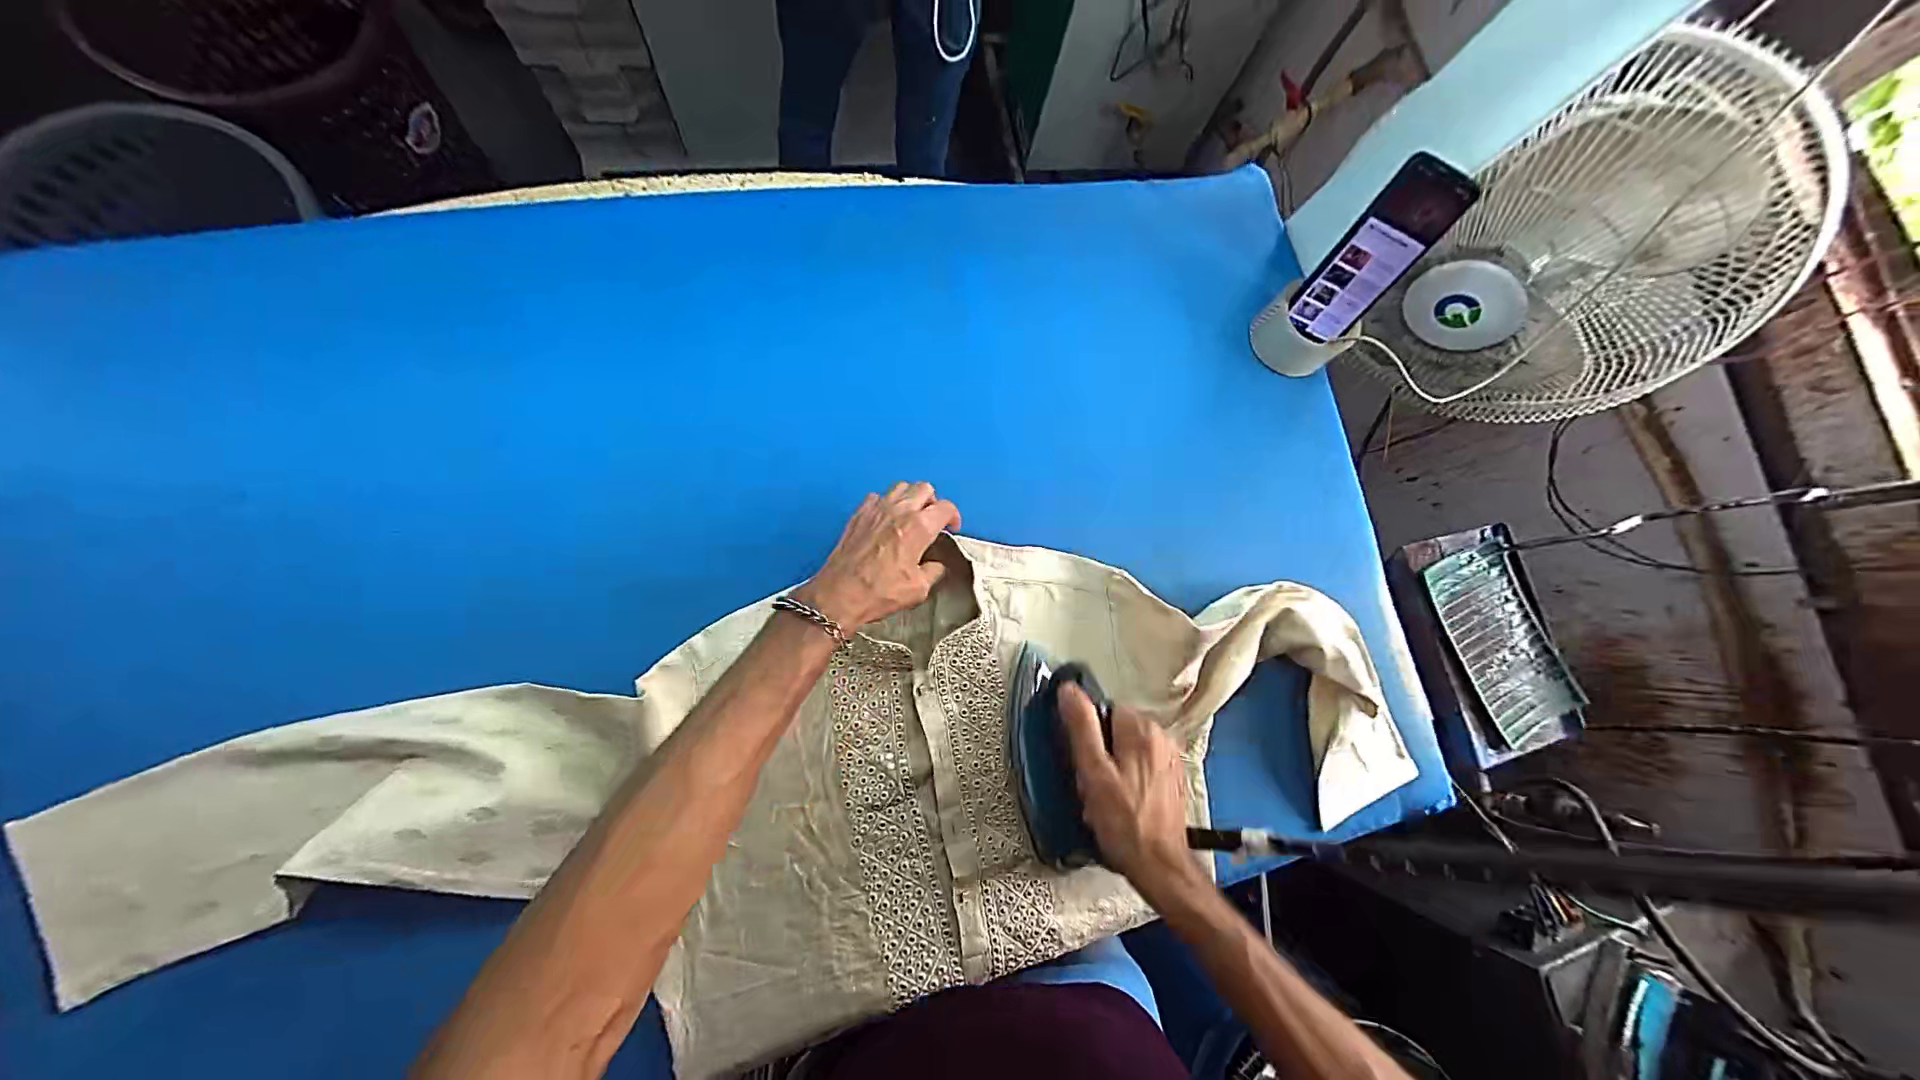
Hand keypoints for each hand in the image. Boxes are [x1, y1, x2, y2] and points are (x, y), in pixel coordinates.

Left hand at [794, 482, 961, 629]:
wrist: (840, 594)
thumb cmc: (878, 592)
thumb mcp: (918, 589)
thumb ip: (933, 571)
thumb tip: (936, 566)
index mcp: (919, 527)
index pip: (945, 507)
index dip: (953, 516)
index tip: (951, 526)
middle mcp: (898, 511)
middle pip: (925, 488)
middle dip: (933, 502)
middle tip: (933, 519)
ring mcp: (876, 509)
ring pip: (901, 487)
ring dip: (911, 497)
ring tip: (911, 515)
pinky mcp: (858, 515)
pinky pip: (877, 497)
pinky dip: (886, 503)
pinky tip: (886, 519)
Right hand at [1058, 682, 1205, 901]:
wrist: (1160, 866)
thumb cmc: (1125, 824)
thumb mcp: (1093, 773)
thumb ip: (1081, 727)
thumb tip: (1069, 690)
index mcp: (1142, 729)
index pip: (1104, 708)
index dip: (1088, 733)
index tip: (1084, 760)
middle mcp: (1161, 738)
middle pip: (1116, 727)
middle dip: (1100, 750)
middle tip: (1093, 782)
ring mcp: (1169, 758)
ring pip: (1127, 747)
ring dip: (1113, 766)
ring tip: (1106, 797)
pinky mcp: (1171, 778)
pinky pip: (1140, 765)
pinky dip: (1128, 778)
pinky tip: (1122, 803)